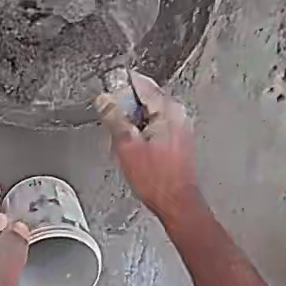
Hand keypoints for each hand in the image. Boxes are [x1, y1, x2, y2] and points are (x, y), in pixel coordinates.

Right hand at [97, 72, 200, 217]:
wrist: (176, 201)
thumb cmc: (156, 178)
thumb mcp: (126, 145)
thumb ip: (114, 118)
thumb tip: (104, 100)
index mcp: (168, 110)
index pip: (142, 83)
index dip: (121, 84)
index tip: (106, 89)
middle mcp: (178, 114)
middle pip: (146, 96)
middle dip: (126, 104)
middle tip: (111, 118)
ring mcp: (180, 126)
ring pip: (150, 111)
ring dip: (133, 118)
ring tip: (122, 136)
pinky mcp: (178, 138)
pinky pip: (156, 124)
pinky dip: (142, 128)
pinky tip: (134, 145)